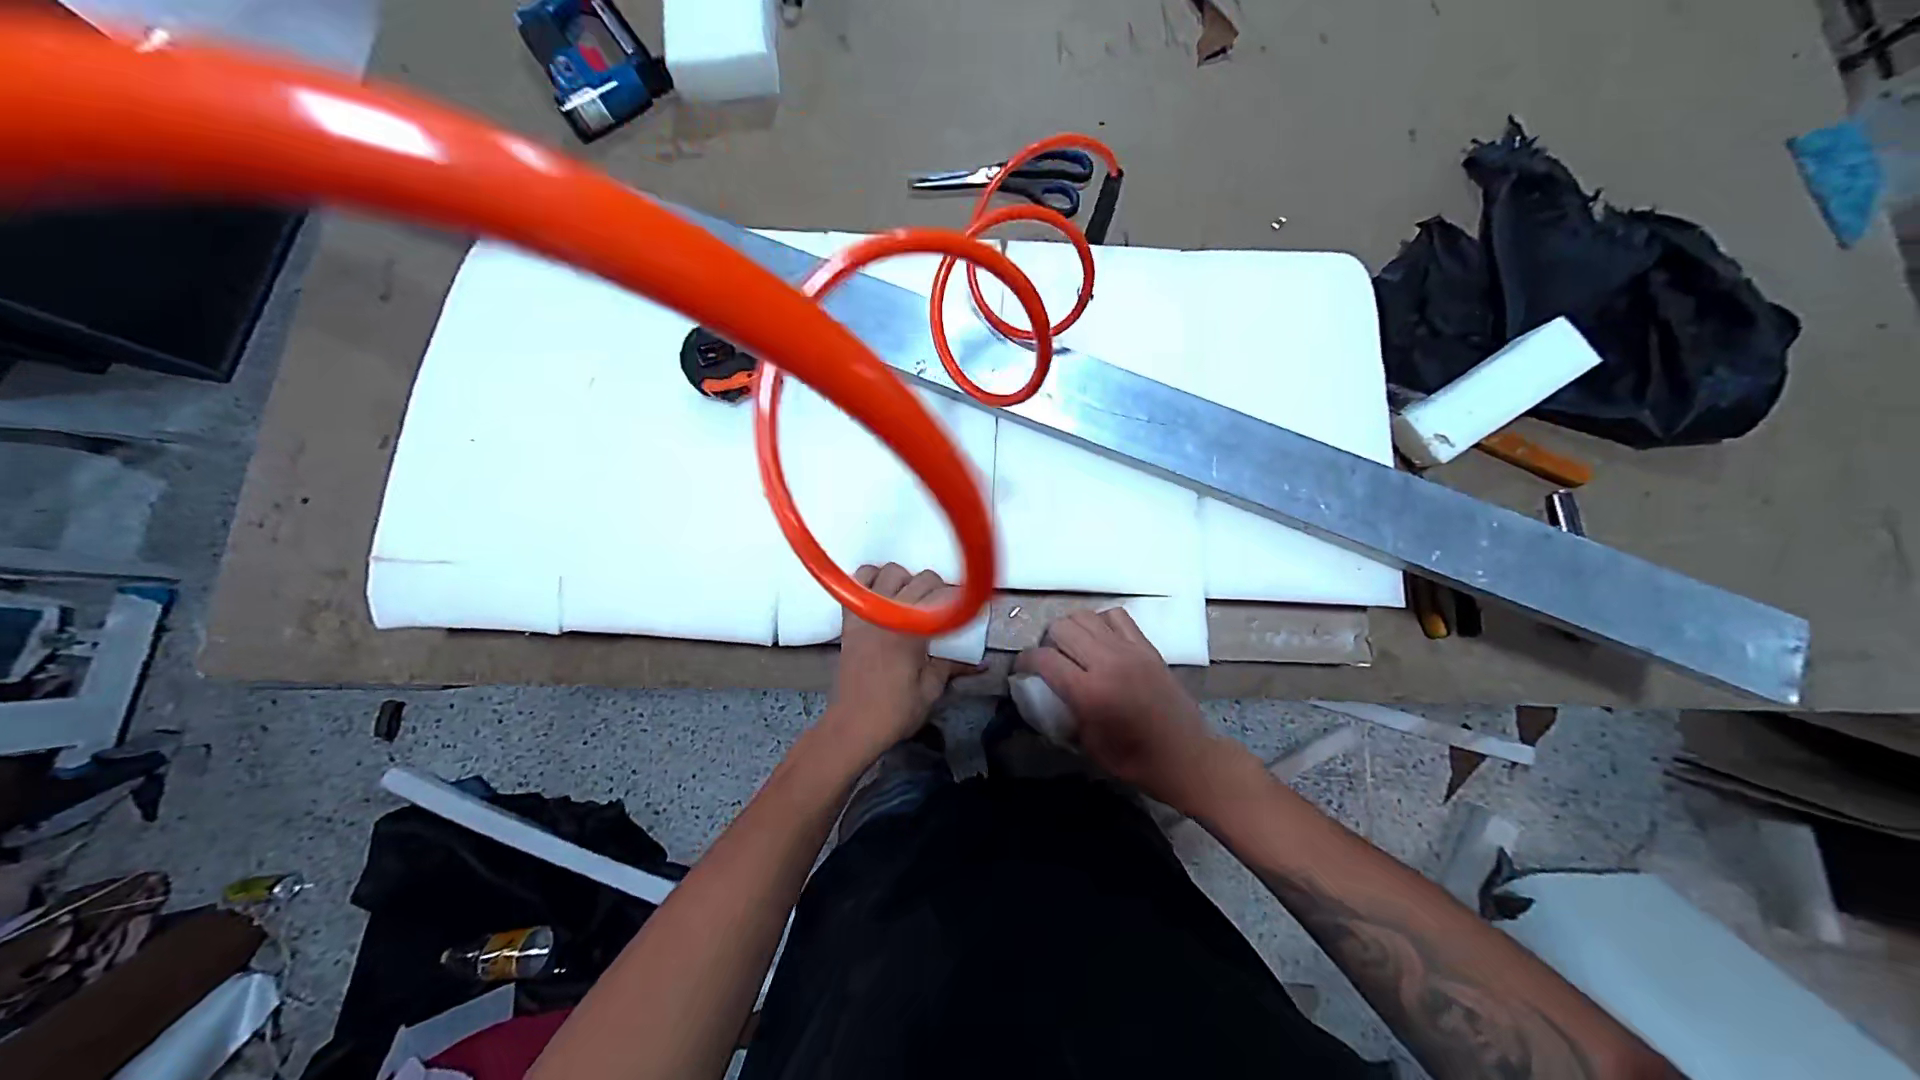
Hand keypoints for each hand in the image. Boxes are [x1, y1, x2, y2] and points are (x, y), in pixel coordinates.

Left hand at [823, 563, 971, 757]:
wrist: (853, 725)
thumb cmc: (895, 712)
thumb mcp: (931, 690)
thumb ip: (953, 665)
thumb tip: (981, 661)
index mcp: (912, 631)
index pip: (943, 595)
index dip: (959, 599)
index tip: (966, 610)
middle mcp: (889, 613)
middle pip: (921, 579)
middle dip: (939, 590)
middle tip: (944, 611)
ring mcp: (866, 612)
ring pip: (891, 572)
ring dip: (908, 581)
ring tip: (914, 601)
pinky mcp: (850, 618)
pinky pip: (860, 582)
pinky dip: (873, 579)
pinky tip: (885, 594)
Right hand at [1015, 608, 1238, 809]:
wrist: (1186, 758)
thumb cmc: (1134, 760)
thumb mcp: (1086, 745)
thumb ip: (1061, 714)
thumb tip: (1040, 695)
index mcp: (1089, 693)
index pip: (1043, 659)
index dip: (1024, 661)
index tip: (1022, 670)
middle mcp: (1107, 663)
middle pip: (1061, 628)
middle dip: (1047, 642)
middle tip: (1049, 660)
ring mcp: (1130, 651)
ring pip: (1086, 616)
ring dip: (1072, 628)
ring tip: (1073, 648)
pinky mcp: (1147, 647)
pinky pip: (1116, 616)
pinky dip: (1101, 622)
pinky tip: (1100, 640)